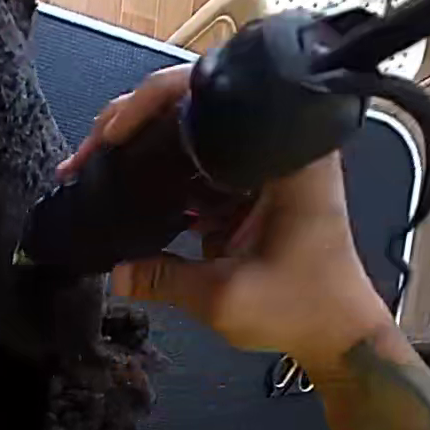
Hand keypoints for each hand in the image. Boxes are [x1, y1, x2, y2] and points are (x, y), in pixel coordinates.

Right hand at [62, 66, 392, 369]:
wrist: (336, 333)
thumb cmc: (299, 311)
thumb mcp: (224, 297)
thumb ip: (165, 281)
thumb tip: (115, 274)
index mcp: (284, 155)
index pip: (208, 96)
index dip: (149, 104)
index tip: (110, 135)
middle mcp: (278, 148)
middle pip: (196, 113)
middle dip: (139, 131)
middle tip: (93, 156)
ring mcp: (266, 169)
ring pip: (197, 142)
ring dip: (152, 158)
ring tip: (103, 171)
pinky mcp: (255, 192)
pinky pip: (206, 174)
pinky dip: (174, 186)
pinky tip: (138, 195)